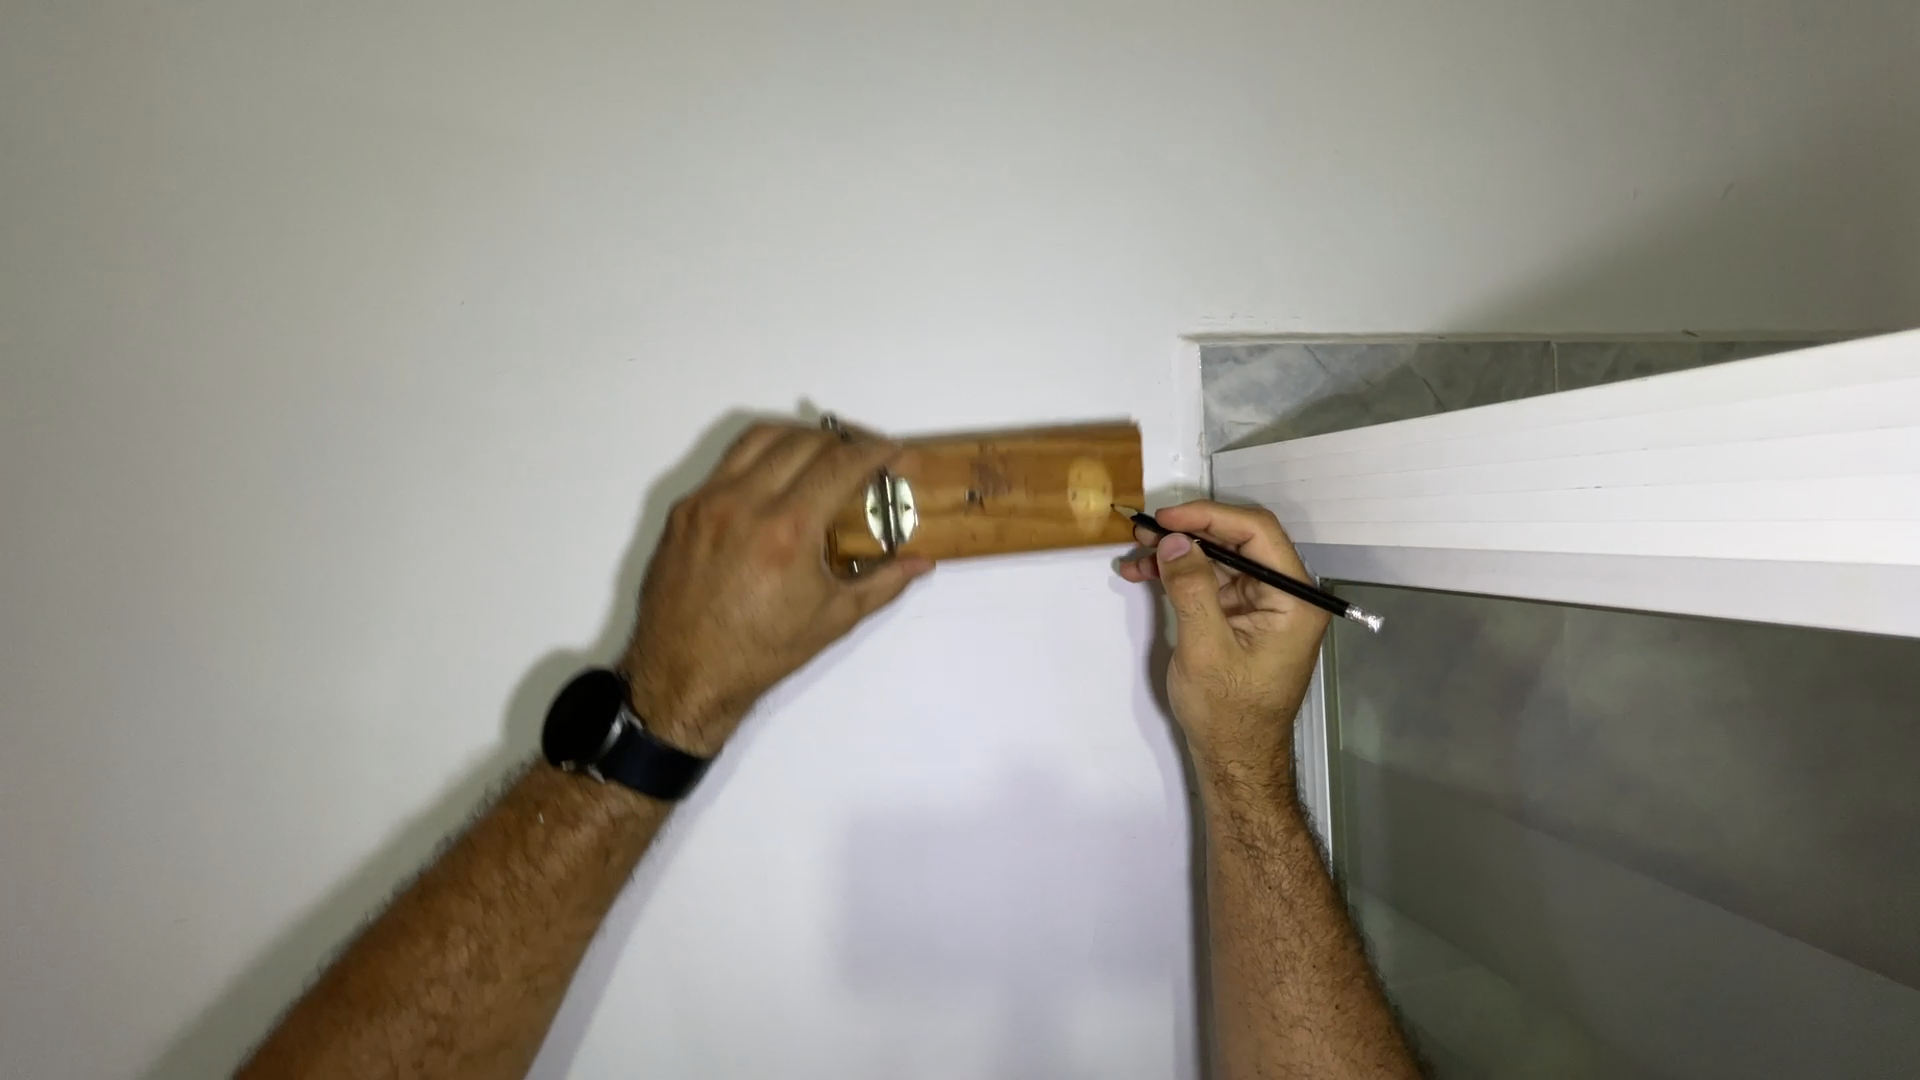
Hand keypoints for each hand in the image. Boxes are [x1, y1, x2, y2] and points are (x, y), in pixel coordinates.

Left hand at [623, 422, 932, 755]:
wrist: (684, 674)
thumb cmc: (762, 652)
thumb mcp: (834, 619)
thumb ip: (883, 583)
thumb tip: (922, 563)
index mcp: (788, 530)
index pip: (840, 464)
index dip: (873, 450)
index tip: (891, 449)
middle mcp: (744, 504)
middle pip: (804, 441)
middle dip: (842, 439)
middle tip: (863, 453)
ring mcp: (708, 502)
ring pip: (760, 437)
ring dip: (799, 435)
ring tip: (822, 452)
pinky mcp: (685, 510)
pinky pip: (728, 462)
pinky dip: (760, 456)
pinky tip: (776, 478)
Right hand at [1117, 501, 1328, 788]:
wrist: (1232, 757)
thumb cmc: (1228, 711)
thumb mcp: (1206, 648)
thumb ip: (1193, 589)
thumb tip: (1175, 541)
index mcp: (1293, 599)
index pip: (1257, 534)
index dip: (1210, 517)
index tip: (1166, 519)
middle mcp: (1282, 594)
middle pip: (1236, 541)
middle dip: (1188, 533)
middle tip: (1143, 532)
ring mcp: (1259, 605)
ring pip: (1217, 559)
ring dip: (1176, 554)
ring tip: (1135, 553)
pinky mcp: (1237, 616)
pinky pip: (1207, 582)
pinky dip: (1175, 576)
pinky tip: (1143, 575)